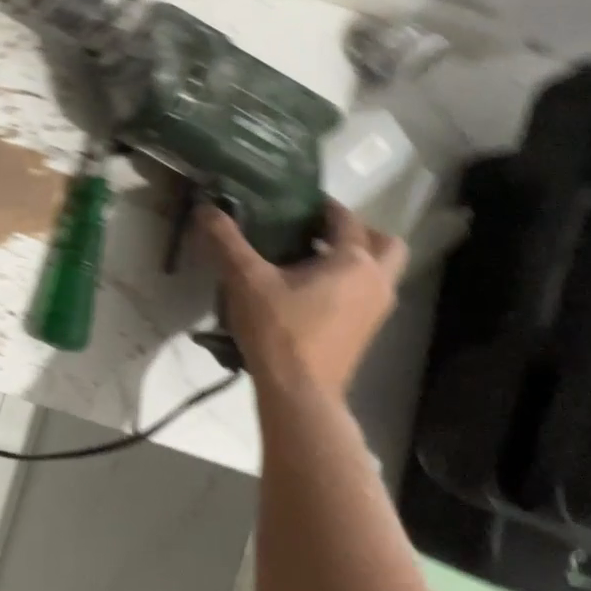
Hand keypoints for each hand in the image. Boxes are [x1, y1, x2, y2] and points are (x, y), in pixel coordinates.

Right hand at [198, 202, 407, 400]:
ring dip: (354, 258)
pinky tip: (310, 291)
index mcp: (354, 261)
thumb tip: (206, 208)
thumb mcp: (245, 280)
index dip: (322, 206)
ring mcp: (378, 307)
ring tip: (309, 261)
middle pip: (384, 243)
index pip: (346, 219)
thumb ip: (227, 242)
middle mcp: (378, 279)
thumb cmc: (277, 329)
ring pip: (379, 269)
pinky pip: (367, 290)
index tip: (294, 201)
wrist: (299, 389)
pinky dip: (348, 281)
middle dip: (356, 232)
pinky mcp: (368, 328)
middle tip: (316, 233)